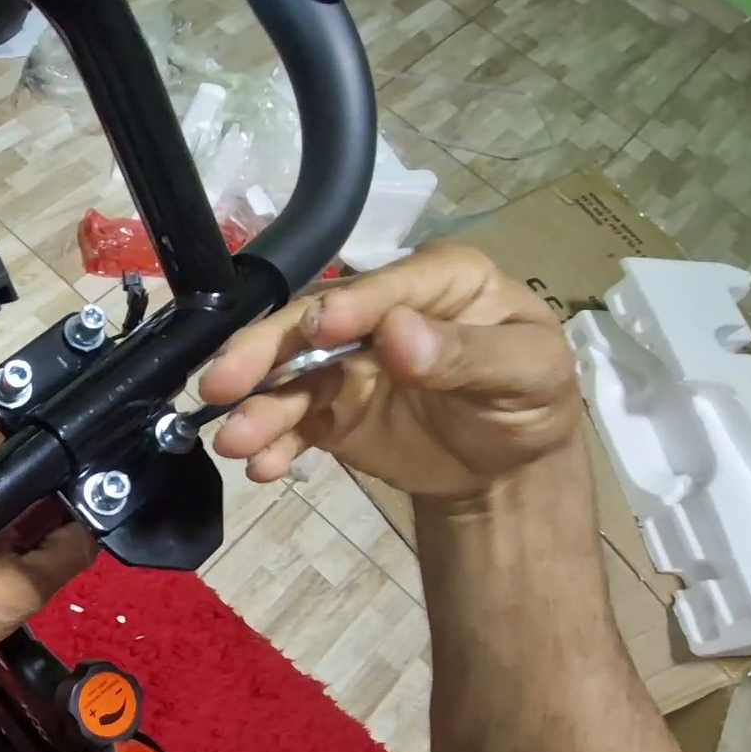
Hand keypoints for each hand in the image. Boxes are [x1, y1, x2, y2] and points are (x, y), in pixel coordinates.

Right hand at [198, 244, 582, 498]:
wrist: (501, 467)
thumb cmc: (528, 401)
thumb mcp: (529, 372)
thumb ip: (467, 354)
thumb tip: (398, 334)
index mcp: (435, 284)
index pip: (384, 288)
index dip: (350, 306)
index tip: (319, 330)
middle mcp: (374, 316)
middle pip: (308, 326)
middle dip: (262, 353)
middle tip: (221, 382)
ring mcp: (340, 366)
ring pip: (288, 378)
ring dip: (256, 409)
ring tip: (234, 442)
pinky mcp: (322, 412)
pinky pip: (291, 425)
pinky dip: (272, 445)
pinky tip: (261, 466)